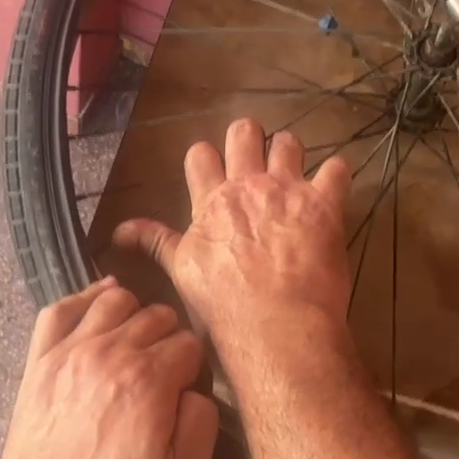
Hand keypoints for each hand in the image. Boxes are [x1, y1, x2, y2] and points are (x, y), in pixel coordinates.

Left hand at [0, 278, 217, 458]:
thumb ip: (202, 423)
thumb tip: (194, 389)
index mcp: (149, 381)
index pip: (190, 344)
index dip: (196, 367)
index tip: (189, 394)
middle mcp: (109, 353)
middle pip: (156, 316)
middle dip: (171, 338)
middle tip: (168, 375)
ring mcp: (67, 354)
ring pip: (114, 301)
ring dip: (135, 315)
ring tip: (139, 344)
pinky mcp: (37, 365)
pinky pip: (59, 310)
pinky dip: (84, 298)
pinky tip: (100, 307)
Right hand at [113, 118, 353, 352]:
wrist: (277, 326)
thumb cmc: (224, 305)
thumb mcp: (182, 272)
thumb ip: (157, 242)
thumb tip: (121, 229)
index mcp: (212, 201)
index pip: (200, 154)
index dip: (208, 158)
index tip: (216, 172)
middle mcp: (248, 186)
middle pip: (244, 132)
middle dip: (249, 139)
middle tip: (256, 162)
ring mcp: (288, 191)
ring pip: (289, 142)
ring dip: (290, 153)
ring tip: (293, 173)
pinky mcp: (324, 204)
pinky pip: (338, 169)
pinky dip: (336, 174)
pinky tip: (332, 187)